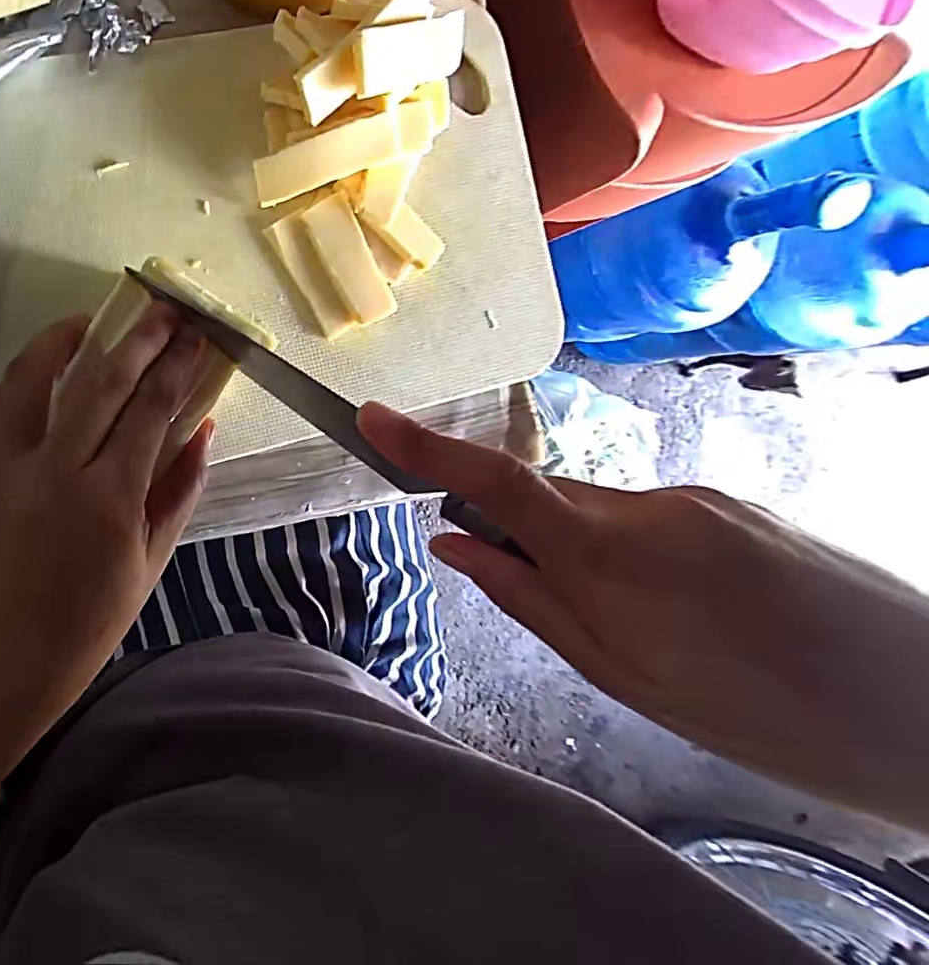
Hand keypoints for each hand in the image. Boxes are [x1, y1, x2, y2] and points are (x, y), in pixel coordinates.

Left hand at [0, 308, 212, 737]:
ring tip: (84, 325)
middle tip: (160, 311)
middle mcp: (52, 469)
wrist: (6, 652)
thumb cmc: (89, 619)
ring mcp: (2, 466)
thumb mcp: (150, 560)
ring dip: (58, 341)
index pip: (150, 410)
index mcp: (107, 498)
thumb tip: (203, 426)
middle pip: (99, 382)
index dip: (176, 366)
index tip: (195, 335)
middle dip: (137, 338)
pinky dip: (5, 385)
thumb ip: (179, 488)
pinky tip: (26, 380)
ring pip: (29, 379)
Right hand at [359, 402, 928, 828]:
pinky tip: (687, 609)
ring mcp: (704, 500)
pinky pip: (644, 516)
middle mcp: (655, 505)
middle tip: (560, 604)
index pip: (493, 483)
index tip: (371, 417)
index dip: (424, 447)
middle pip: (542, 497)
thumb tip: (451, 544)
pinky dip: (629, 551)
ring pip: (593, 509)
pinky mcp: (739, 507)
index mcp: (612, 553)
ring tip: (647, 624)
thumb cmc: (762, 716)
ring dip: (581, 551)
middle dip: (522, 536)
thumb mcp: (615, 671)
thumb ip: (523, 597)